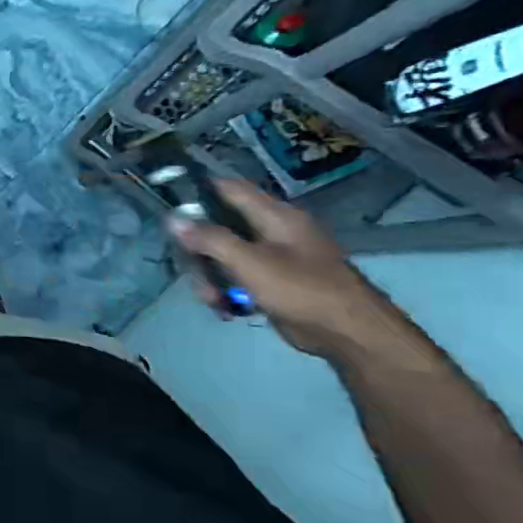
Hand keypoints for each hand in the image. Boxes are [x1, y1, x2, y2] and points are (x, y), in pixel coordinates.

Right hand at [168, 180, 411, 362]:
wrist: (352, 335)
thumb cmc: (302, 290)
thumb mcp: (250, 263)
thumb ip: (211, 239)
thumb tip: (173, 219)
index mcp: (274, 215)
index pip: (229, 188)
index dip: (198, 190)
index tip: (170, 206)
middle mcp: (274, 230)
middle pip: (221, 226)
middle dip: (200, 251)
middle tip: (191, 272)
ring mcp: (275, 257)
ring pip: (227, 255)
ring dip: (211, 276)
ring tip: (212, 300)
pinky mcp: (276, 282)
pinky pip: (240, 276)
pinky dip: (228, 290)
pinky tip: (226, 308)